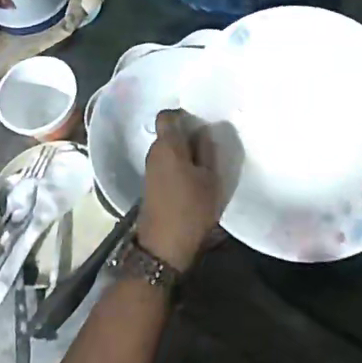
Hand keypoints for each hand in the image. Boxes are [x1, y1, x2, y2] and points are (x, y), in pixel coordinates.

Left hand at [136, 109, 221, 270]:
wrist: (164, 247)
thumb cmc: (191, 209)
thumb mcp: (211, 178)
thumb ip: (208, 150)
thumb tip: (204, 130)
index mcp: (168, 146)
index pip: (167, 116)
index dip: (183, 115)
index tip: (201, 124)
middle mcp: (154, 153)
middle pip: (168, 133)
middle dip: (187, 135)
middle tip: (210, 145)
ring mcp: (150, 170)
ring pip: (168, 150)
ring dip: (184, 152)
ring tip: (206, 163)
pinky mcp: (151, 185)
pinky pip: (166, 164)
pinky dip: (179, 166)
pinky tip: (195, 179)